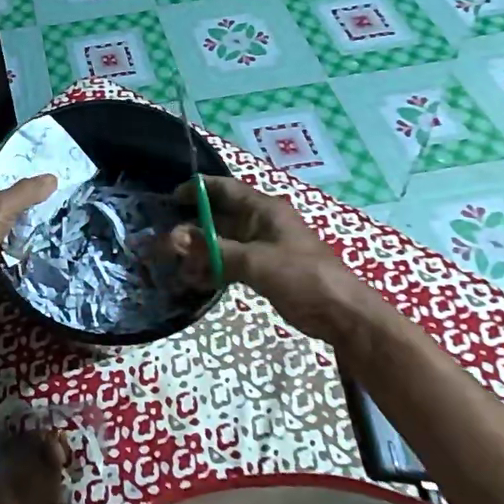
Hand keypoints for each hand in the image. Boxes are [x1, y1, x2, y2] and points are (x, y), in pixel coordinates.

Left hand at [0, 172, 56, 293]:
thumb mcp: (3, 204)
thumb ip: (28, 191)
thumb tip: (54, 178)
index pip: (3, 172)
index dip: (24, 172)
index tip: (49, 172)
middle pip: (11, 195)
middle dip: (32, 196)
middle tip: (59, 191)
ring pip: (15, 215)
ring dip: (32, 217)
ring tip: (59, 208)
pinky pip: (16, 235)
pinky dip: (28, 235)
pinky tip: (48, 228)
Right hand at [166, 176, 392, 343]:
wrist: (341, 313)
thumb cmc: (302, 277)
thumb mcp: (255, 262)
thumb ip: (214, 250)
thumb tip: (172, 238)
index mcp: (264, 210)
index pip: (225, 189)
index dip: (198, 190)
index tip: (170, 199)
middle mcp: (261, 223)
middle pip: (220, 218)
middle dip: (192, 228)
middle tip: (162, 241)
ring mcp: (263, 248)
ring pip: (223, 243)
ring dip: (200, 253)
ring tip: (173, 266)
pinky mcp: (264, 270)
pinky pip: (231, 263)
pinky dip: (214, 270)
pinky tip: (193, 282)